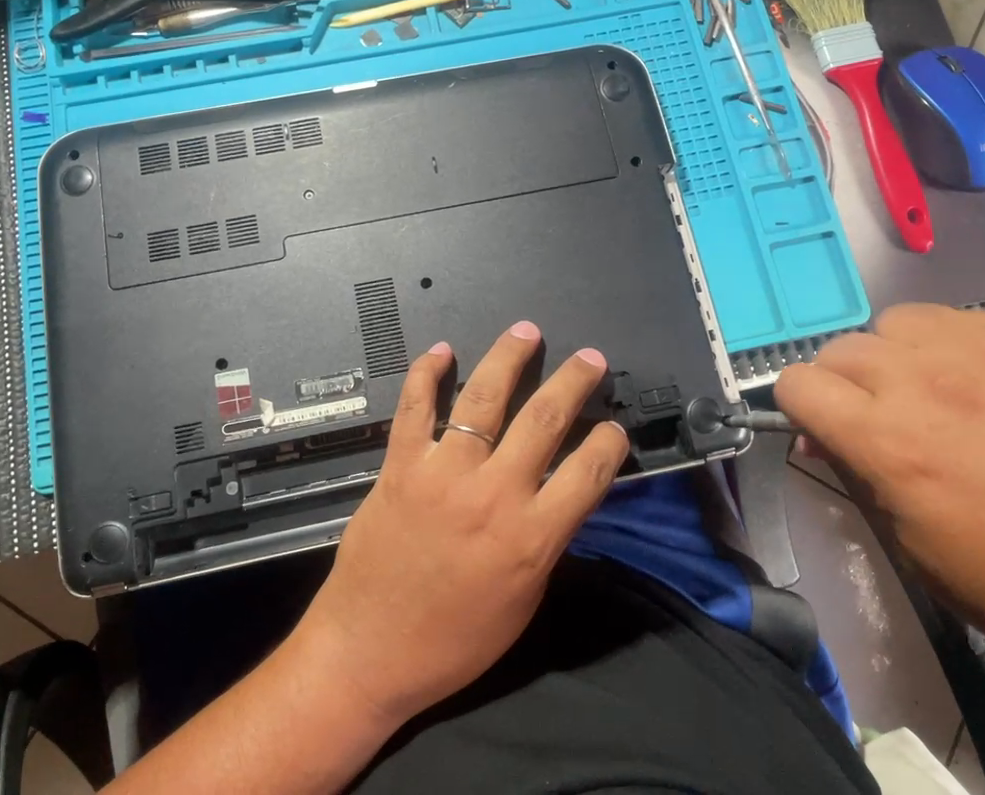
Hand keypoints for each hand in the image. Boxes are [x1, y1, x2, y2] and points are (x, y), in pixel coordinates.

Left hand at [288, 321, 629, 727]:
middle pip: (545, 420)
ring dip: (509, 359)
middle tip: (590, 359)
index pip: (588, 471)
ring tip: (527, 333)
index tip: (614, 427)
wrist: (370, 651)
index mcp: (531, 536)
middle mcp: (492, 494)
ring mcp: (442, 474)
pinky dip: (427, 374)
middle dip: (574, 382)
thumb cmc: (454, 641)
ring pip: (483, 399)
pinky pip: (415, 408)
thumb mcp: (523, 600)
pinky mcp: (400, 467)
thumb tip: (560, 495)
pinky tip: (442, 351)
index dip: (609, 442)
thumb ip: (544, 540)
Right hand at [771, 303, 984, 786]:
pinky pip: (967, 319)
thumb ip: (866, 485)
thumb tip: (832, 442)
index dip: (799, 415)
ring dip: (894, 357)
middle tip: (877, 430)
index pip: (795, 385)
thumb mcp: (930, 564)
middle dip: (841, 387)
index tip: (825, 441)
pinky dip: (953, 346)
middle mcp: (931, 380)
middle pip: (840, 348)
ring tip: (932, 399)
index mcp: (892, 444)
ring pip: (900, 321)